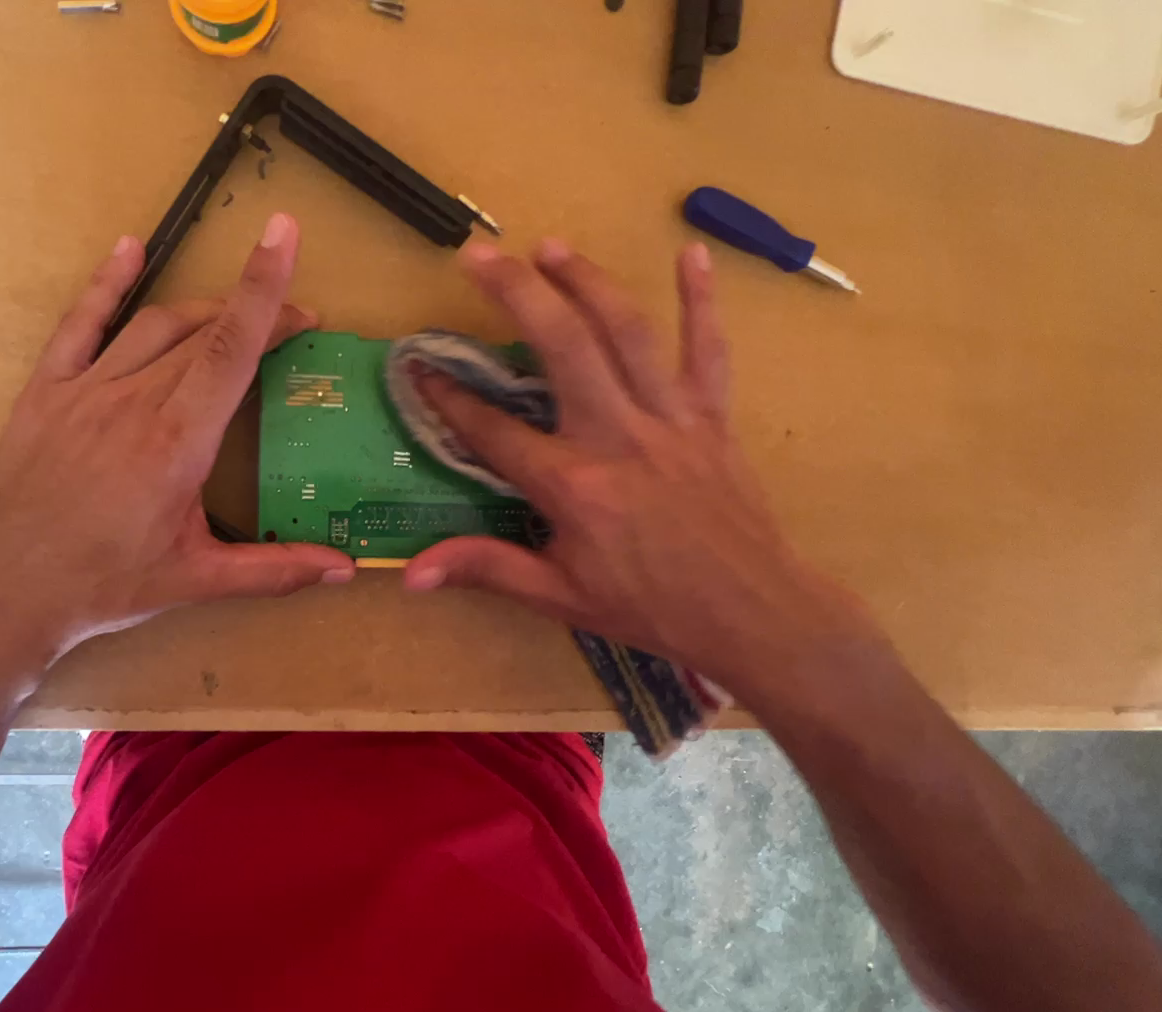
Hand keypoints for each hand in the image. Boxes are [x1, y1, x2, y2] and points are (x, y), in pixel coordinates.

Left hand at [0, 214, 354, 716]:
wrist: (6, 592)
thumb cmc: (106, 587)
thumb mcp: (197, 580)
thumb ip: (275, 570)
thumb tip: (345, 570)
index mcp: (176, 443)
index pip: (231, 350)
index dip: (263, 292)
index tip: (285, 237)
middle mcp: (133, 401)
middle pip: (204, 333)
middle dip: (256, 312)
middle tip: (298, 322)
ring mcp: (84, 390)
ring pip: (154, 326)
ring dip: (204, 309)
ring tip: (239, 312)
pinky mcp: (45, 392)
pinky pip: (79, 324)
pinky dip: (106, 284)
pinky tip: (129, 250)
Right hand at [403, 239, 884, 706]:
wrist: (751, 614)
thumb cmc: (649, 608)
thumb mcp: (558, 596)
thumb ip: (485, 569)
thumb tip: (410, 574)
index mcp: (573, 485)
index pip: (493, 430)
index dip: (448, 398)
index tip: (418, 366)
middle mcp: (617, 435)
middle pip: (562, 345)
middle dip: (516, 292)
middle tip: (479, 254)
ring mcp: (670, 418)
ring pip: (626, 331)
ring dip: (586, 281)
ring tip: (550, 246)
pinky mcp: (712, 416)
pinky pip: (708, 347)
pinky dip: (701, 299)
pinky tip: (692, 252)